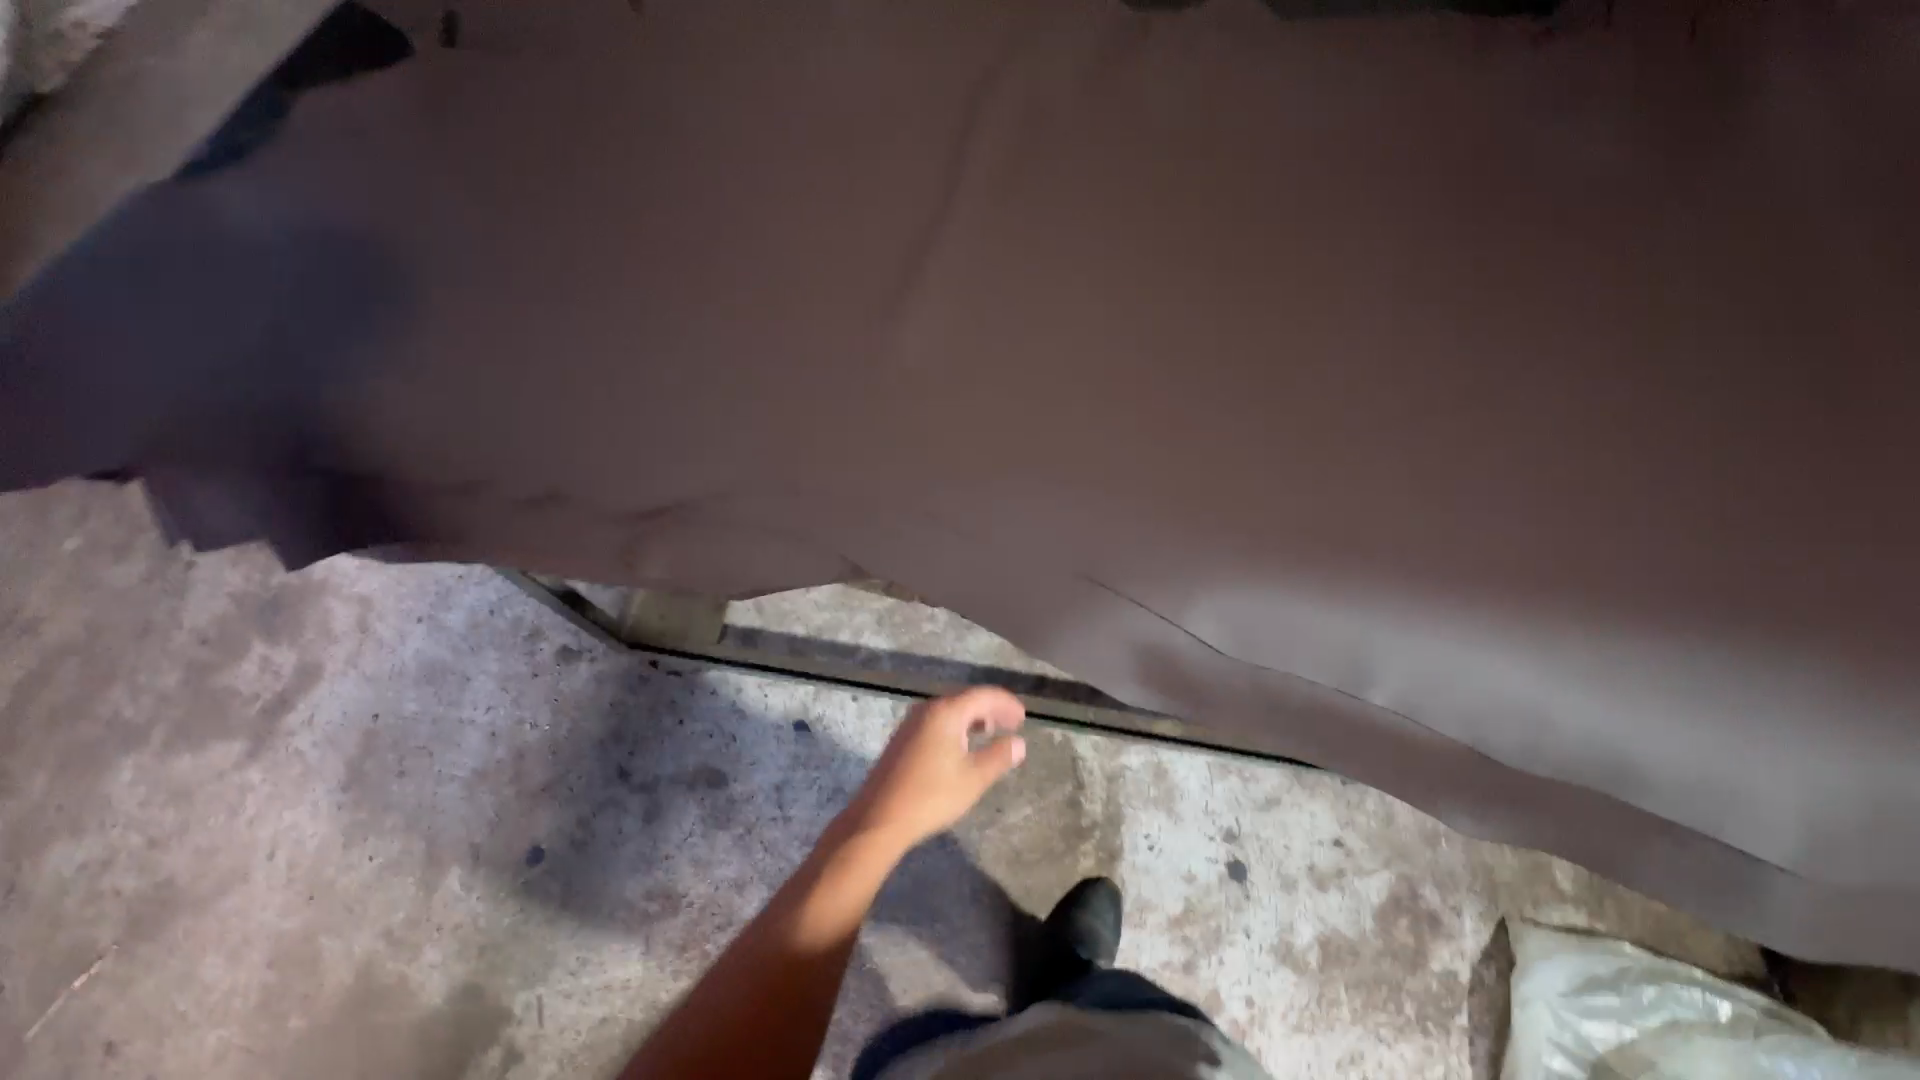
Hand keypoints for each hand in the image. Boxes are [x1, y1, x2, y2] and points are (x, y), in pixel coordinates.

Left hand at [839, 687, 1027, 852]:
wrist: (880, 818)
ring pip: (949, 712)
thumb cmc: (931, 796)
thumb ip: (999, 757)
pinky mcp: (902, 740)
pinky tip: (962, 747)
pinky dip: (956, 728)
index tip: (1023, 718)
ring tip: (991, 733)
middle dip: (991, 710)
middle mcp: (927, 710)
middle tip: (1012, 725)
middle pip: (965, 700)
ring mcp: (911, 724)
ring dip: (973, 719)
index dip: (1006, 703)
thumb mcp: (974, 778)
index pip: (983, 695)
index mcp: (946, 713)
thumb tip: (1018, 743)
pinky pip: (936, 723)